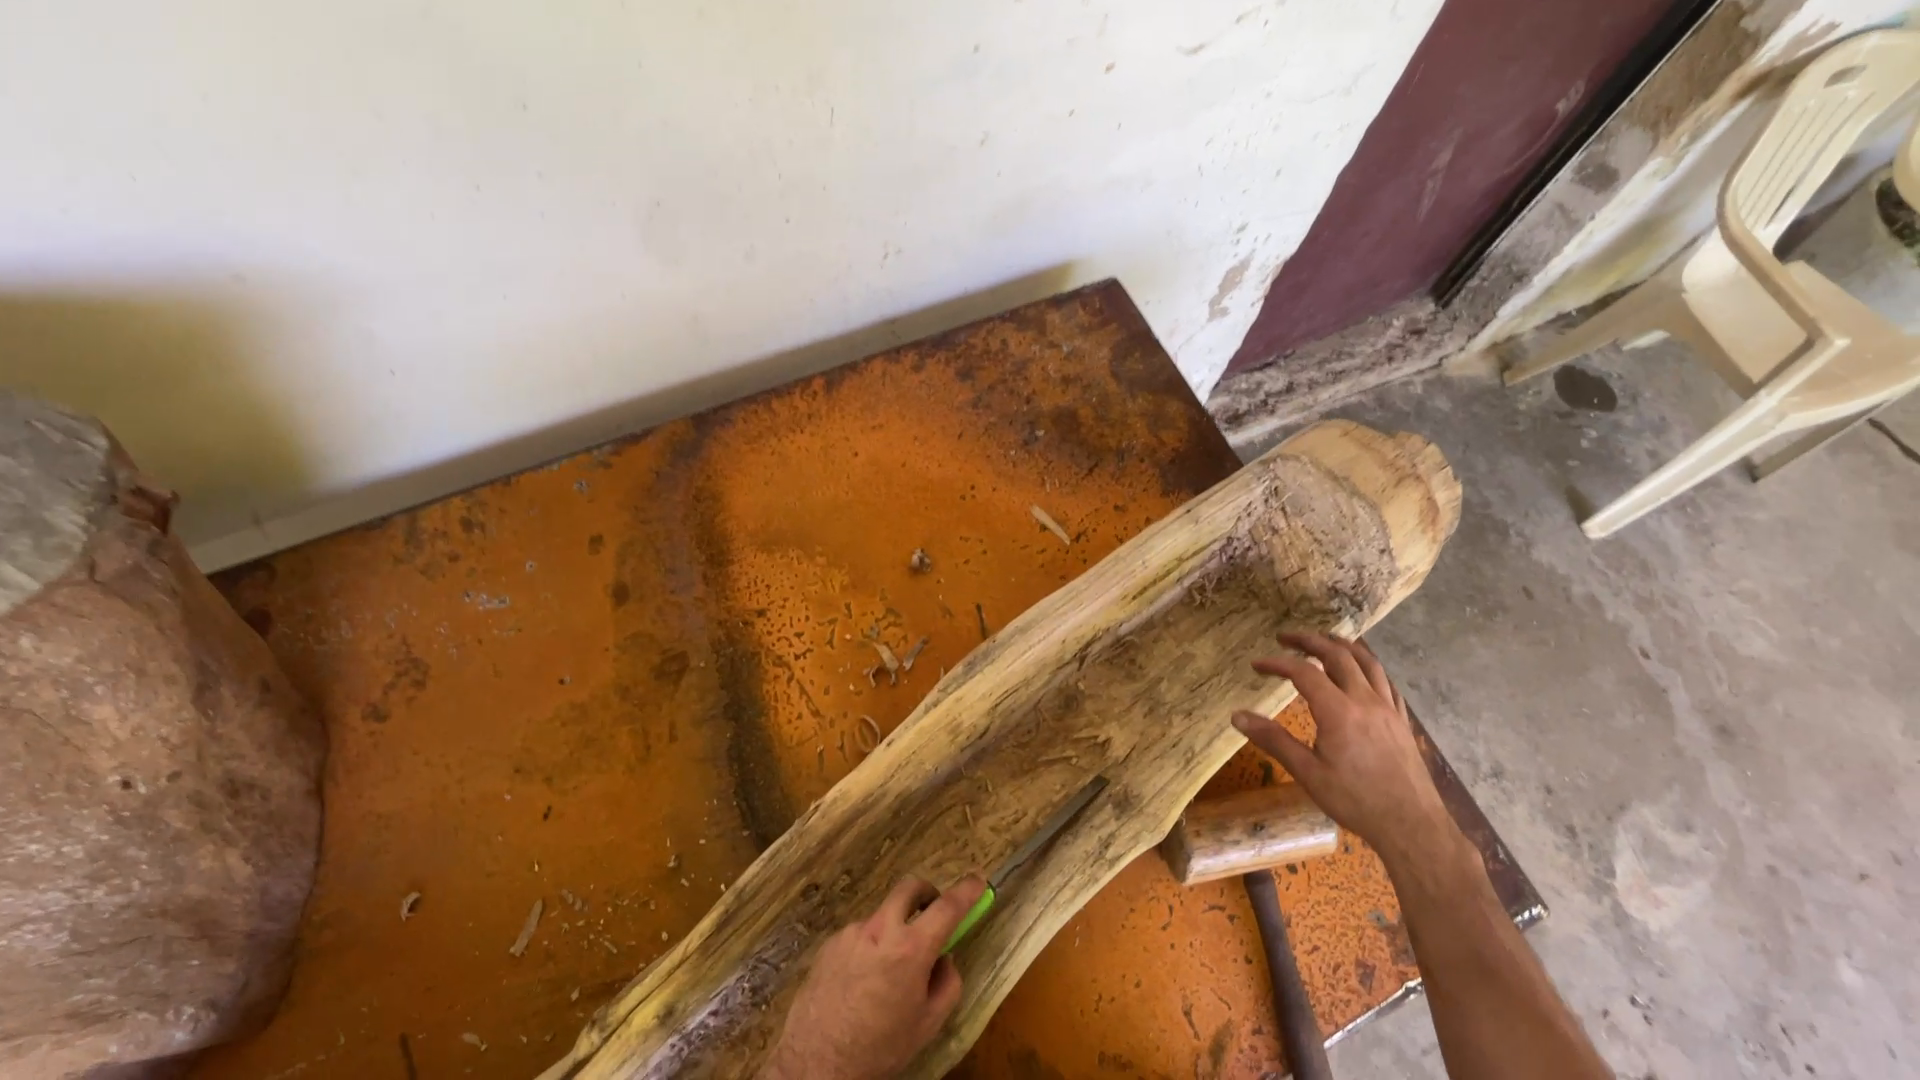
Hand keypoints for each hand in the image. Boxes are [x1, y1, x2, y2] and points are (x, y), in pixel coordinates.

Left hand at [760, 874, 988, 1079]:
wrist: (817, 1063)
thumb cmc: (880, 1047)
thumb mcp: (928, 1023)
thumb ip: (947, 983)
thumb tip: (944, 958)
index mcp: (910, 949)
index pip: (947, 907)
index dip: (967, 890)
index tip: (977, 881)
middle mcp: (880, 930)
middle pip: (909, 888)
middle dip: (927, 893)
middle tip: (933, 913)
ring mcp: (851, 933)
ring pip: (882, 916)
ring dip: (894, 929)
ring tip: (888, 973)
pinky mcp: (830, 944)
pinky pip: (860, 935)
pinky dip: (870, 947)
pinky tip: (863, 982)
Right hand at [1232, 633, 1463, 872]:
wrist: (1411, 824)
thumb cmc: (1355, 801)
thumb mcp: (1308, 773)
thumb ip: (1273, 740)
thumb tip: (1237, 716)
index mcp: (1338, 711)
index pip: (1304, 672)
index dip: (1278, 663)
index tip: (1257, 665)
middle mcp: (1365, 700)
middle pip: (1338, 655)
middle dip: (1310, 641)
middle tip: (1287, 637)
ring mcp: (1388, 708)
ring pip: (1367, 662)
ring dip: (1343, 645)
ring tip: (1325, 640)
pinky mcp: (1402, 720)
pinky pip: (1386, 681)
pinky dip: (1369, 667)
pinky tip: (1362, 672)